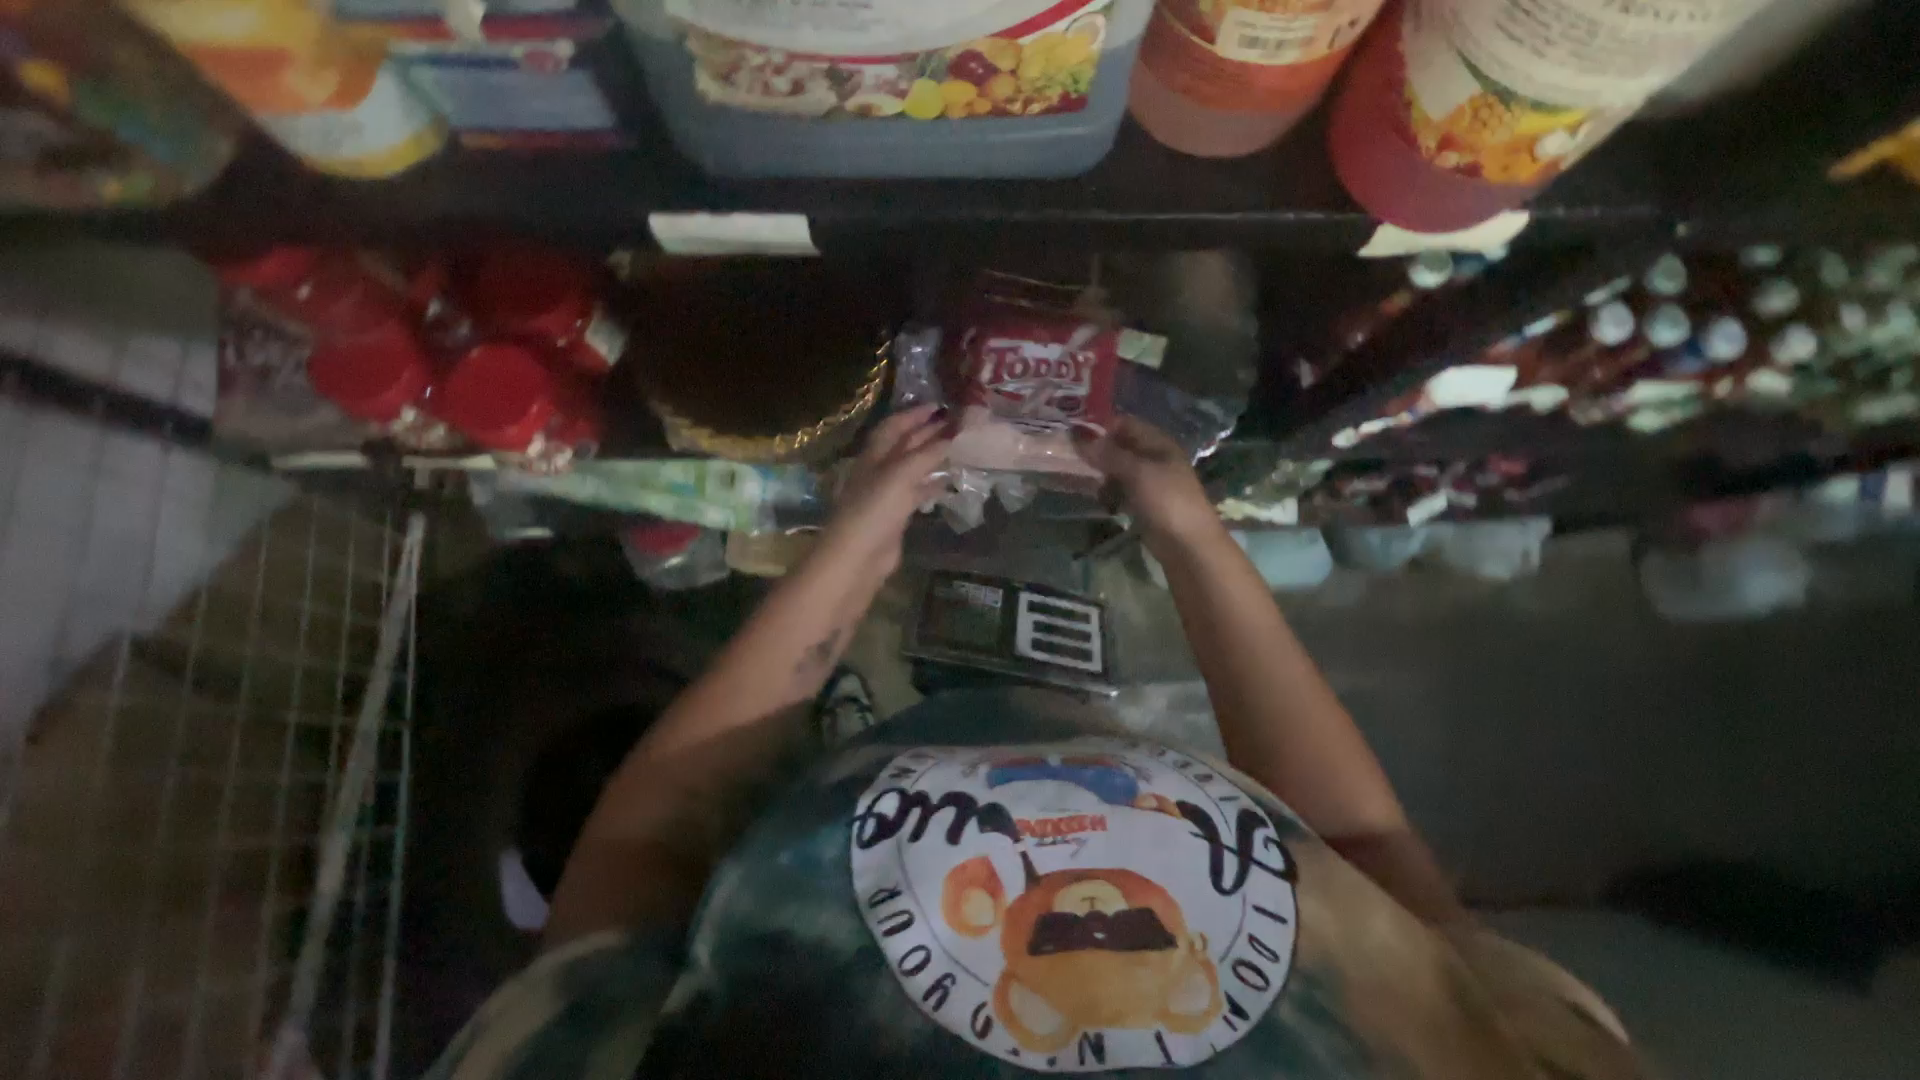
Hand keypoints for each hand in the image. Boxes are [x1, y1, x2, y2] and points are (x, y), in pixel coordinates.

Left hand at [821, 404, 952, 572]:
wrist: (858, 555)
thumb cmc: (875, 508)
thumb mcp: (902, 474)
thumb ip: (928, 453)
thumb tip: (953, 434)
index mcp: (874, 454)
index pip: (895, 425)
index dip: (916, 414)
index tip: (942, 407)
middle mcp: (879, 469)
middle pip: (905, 445)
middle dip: (928, 433)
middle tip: (957, 425)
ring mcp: (887, 493)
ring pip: (912, 468)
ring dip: (932, 457)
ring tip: (957, 449)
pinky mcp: (896, 515)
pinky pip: (916, 493)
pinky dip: (932, 485)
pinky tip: (947, 482)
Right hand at [1078, 417, 1220, 550]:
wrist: (1188, 544)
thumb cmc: (1166, 500)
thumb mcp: (1136, 472)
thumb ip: (1108, 453)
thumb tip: (1076, 435)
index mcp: (1157, 442)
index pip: (1124, 423)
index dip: (1100, 426)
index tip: (1073, 434)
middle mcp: (1153, 457)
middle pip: (1119, 446)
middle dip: (1098, 451)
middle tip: (1070, 457)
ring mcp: (1149, 481)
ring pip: (1118, 470)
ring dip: (1102, 475)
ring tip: (1084, 482)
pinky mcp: (1143, 502)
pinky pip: (1121, 490)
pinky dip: (1110, 494)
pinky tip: (1102, 501)